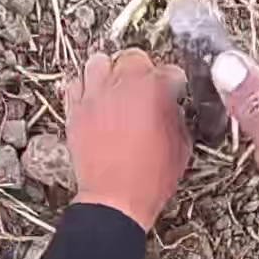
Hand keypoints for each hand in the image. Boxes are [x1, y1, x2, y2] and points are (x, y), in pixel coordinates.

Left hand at [65, 49, 191, 230]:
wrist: (116, 200)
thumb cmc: (149, 180)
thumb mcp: (181, 148)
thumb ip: (178, 119)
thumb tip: (173, 111)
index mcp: (155, 90)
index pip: (170, 71)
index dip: (175, 85)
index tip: (174, 93)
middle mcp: (122, 86)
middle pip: (133, 57)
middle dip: (143, 70)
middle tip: (146, 87)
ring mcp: (96, 96)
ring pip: (100, 62)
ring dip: (111, 72)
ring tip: (118, 88)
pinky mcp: (76, 111)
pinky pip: (76, 84)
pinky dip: (86, 88)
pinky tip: (97, 101)